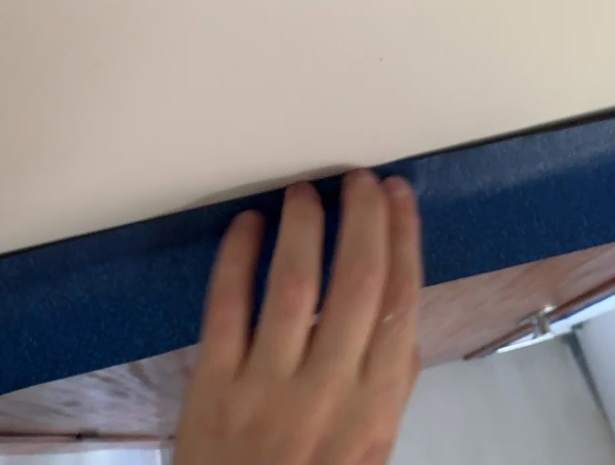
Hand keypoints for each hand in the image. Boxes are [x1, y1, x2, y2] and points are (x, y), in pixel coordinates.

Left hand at [174, 170, 423, 464]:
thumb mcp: (370, 450)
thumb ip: (389, 385)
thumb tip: (402, 310)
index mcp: (375, 410)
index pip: (400, 304)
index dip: (402, 239)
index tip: (397, 195)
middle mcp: (328, 394)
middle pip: (356, 285)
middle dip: (363, 220)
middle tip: (358, 178)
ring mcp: (266, 389)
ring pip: (294, 287)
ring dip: (304, 227)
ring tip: (305, 191)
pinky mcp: (212, 386)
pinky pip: (226, 307)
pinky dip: (236, 258)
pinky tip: (246, 223)